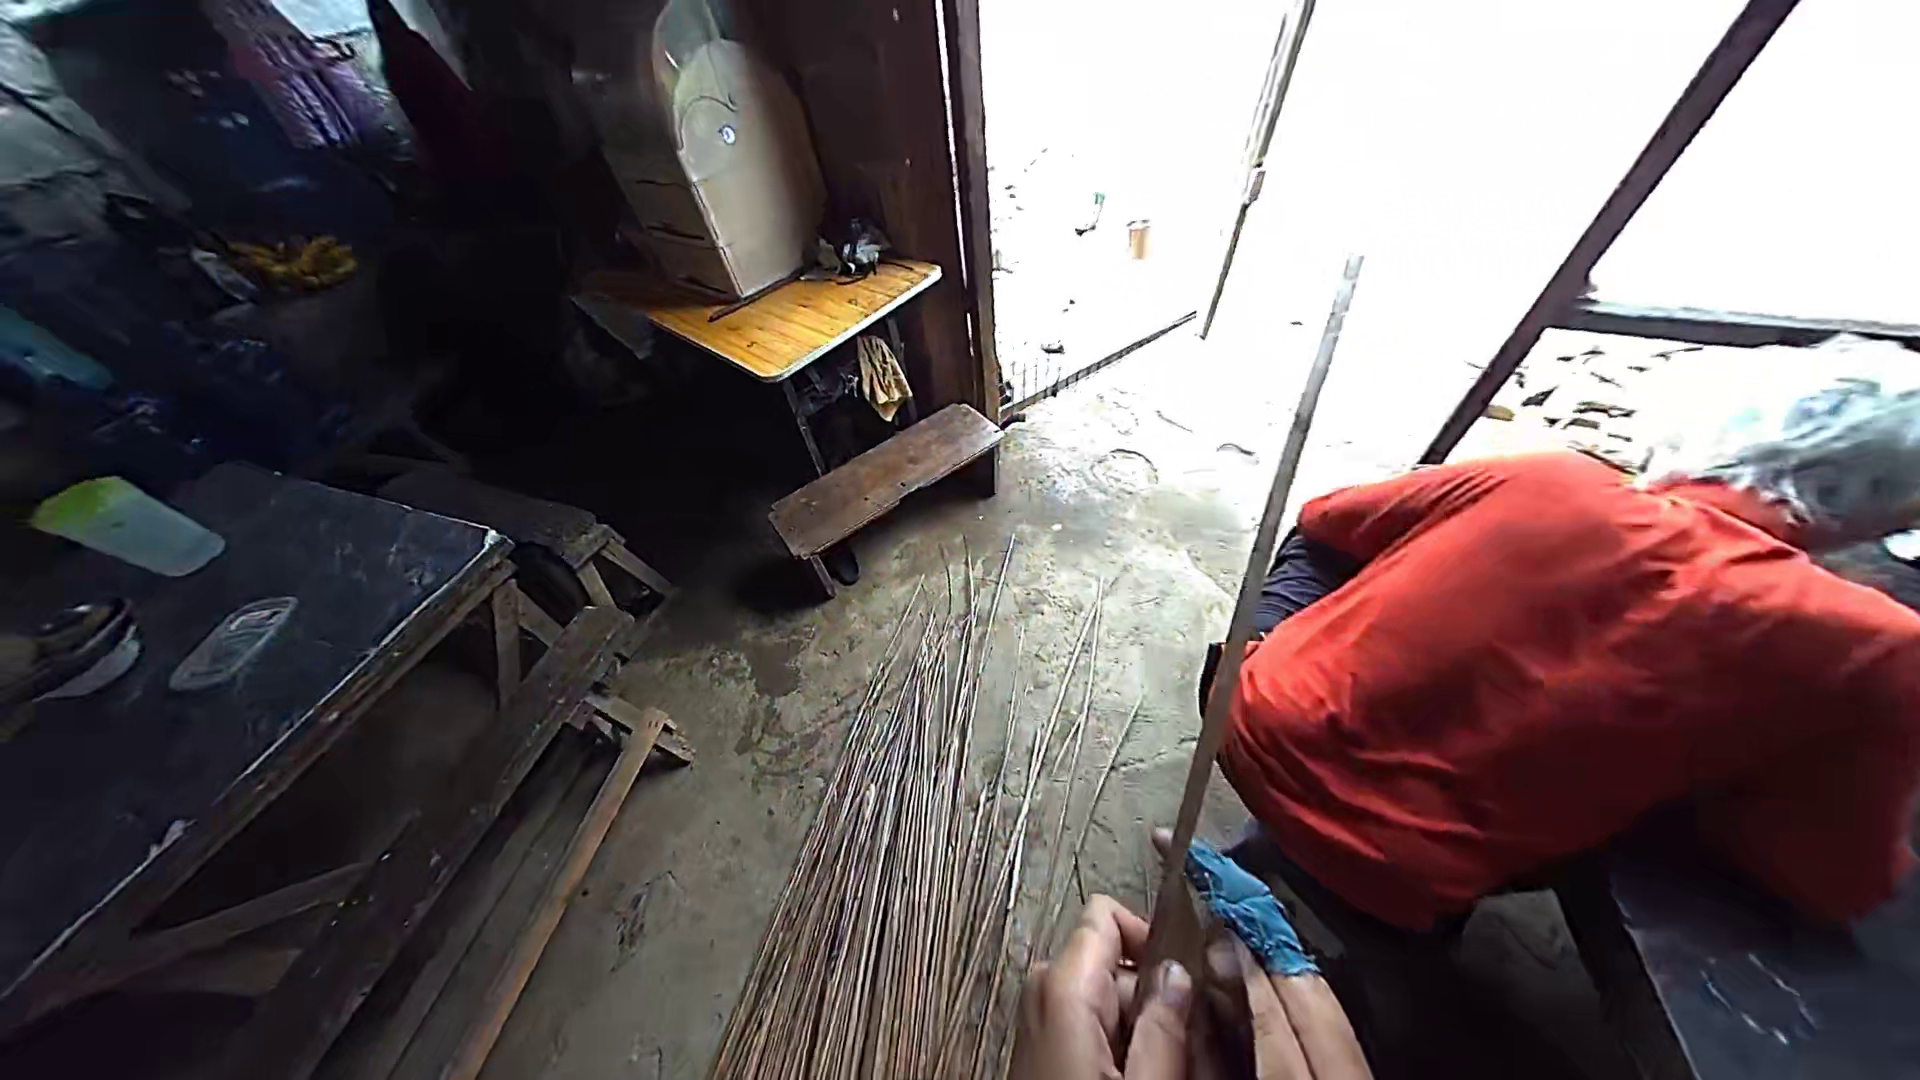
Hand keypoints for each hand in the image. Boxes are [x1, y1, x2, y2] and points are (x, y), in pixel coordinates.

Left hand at [1010, 895, 1193, 1079]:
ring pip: (1106, 993)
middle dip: (1153, 996)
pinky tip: (1137, 1076)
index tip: (1186, 981)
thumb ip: (1162, 1029)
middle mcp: (1044, 986)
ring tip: (1163, 1070)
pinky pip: (1090, 1019)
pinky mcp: (1042, 1039)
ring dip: (1139, 1024)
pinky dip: (1118, 1040)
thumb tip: (1178, 973)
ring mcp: (1039, 1012)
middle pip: (1113, 959)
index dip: (1151, 938)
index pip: (1106, 914)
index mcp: (1062, 982)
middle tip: (1187, 1045)